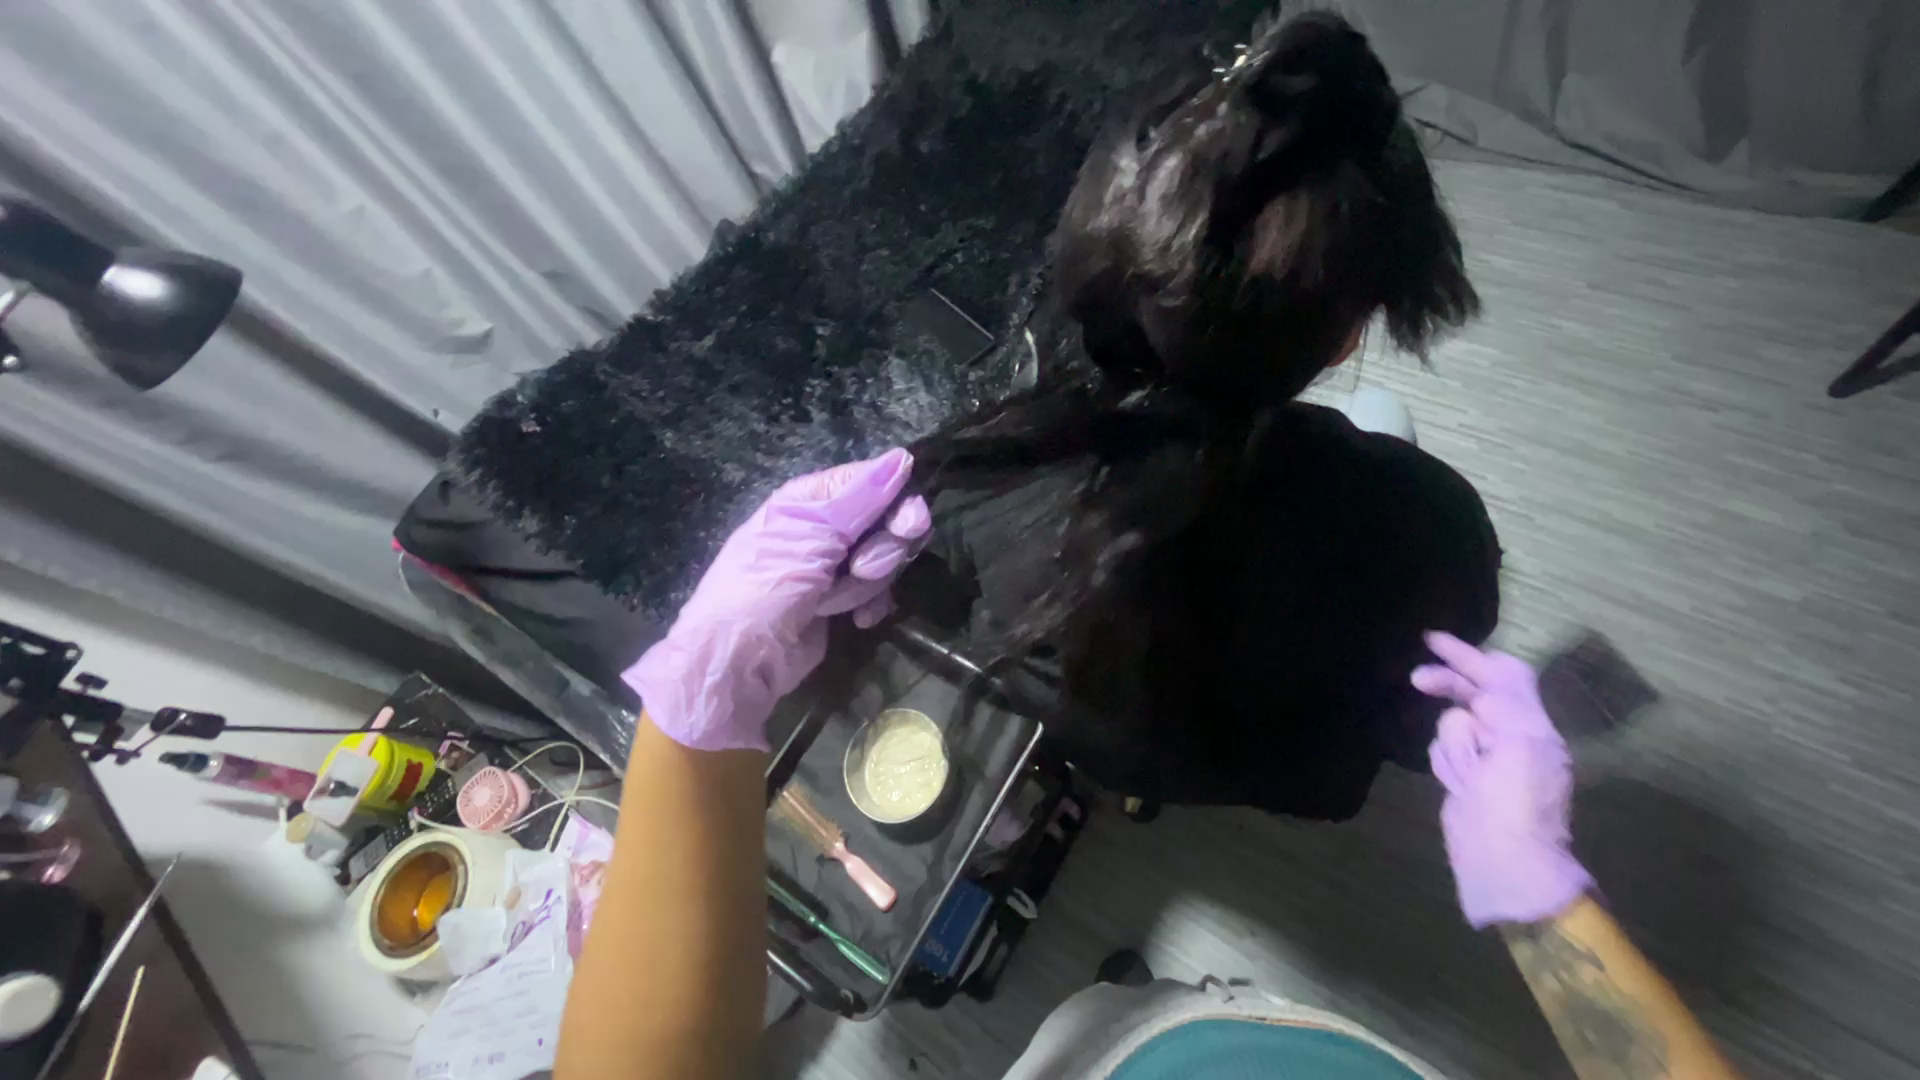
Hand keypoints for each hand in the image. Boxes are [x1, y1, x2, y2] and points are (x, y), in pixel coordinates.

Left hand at [624, 449, 930, 750]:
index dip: (899, 502)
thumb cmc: (766, 587)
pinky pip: (880, 593)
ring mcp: (835, 566)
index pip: (875, 482)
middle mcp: (827, 526)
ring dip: (867, 584)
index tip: (908, 526)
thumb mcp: (812, 534)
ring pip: (886, 560)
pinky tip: (855, 620)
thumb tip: (903, 456)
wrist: (742, 660)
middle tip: (859, 568)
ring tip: (832, 602)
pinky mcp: (842, 601)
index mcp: (812, 499)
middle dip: (882, 550)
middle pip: (888, 522)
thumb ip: (861, 497)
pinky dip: (872, 605)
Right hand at [1412, 632, 1592, 928]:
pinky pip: (1443, 751)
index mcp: (1532, 725)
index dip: (1468, 653)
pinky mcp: (1465, 779)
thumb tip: (1478, 686)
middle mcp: (1512, 737)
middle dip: (1448, 688)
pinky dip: (1445, 761)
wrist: (1504, 861)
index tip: (1429, 639)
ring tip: (1465, 775)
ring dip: (1452, 742)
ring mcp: (1486, 759)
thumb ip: (1506, 699)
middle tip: (1415, 680)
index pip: (1503, 674)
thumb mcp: (1520, 741)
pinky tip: (1456, 785)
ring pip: (1452, 724)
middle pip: (1474, 694)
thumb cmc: (1516, 800)